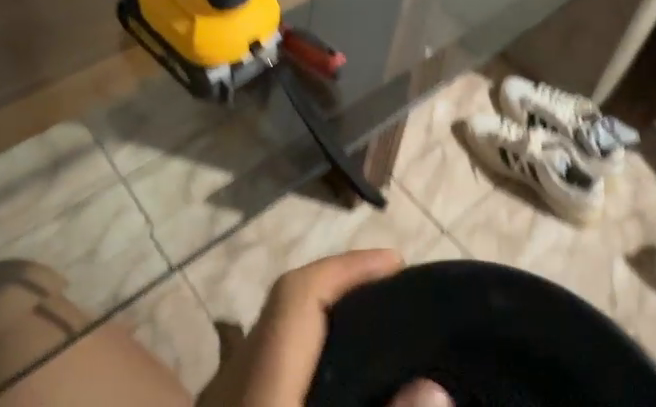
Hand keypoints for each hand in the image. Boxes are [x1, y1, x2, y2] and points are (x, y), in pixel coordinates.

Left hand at [198, 249, 449, 406]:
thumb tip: (434, 386)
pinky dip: (299, 352)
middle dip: (336, 286)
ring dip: (316, 320)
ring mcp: (221, 397)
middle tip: (392, 293)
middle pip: (281, 307)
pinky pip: (262, 365)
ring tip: (369, 326)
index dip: (345, 267)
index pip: (297, 295)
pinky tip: (327, 375)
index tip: (394, 261)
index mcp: (260, 383)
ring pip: (268, 337)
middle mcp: (232, 379)